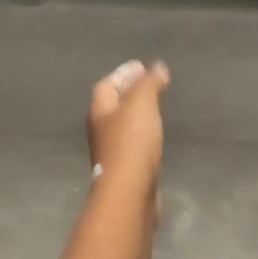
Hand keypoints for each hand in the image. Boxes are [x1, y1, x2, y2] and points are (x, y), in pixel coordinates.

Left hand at [87, 60, 169, 186]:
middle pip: (113, 106)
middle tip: (149, 84)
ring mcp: (112, 152)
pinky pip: (134, 145)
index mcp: (100, 111)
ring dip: (136, 115)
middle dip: (129, 93)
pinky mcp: (126, 170)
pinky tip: (155, 136)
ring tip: (155, 108)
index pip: (106, 85)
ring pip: (123, 126)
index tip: (141, 67)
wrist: (129, 191)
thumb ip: (149, 83)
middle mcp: (101, 130)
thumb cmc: (131, 142)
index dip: (122, 74)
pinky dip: (143, 135)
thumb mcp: (141, 104)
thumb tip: (157, 67)